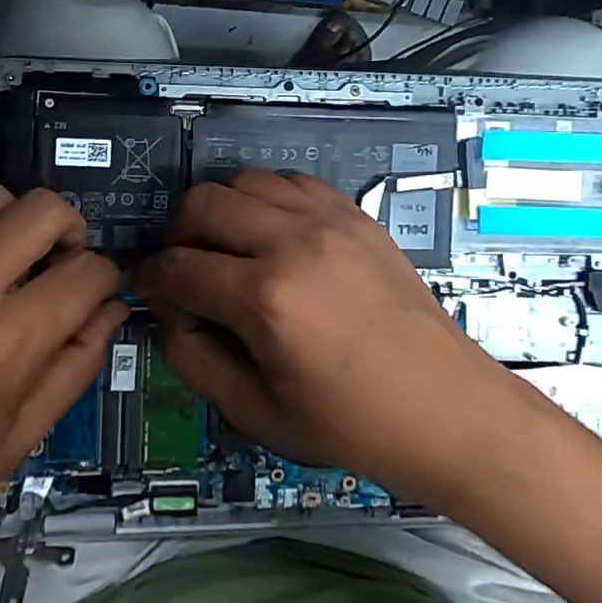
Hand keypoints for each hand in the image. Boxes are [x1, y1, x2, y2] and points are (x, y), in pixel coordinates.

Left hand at [0, 185, 127, 549]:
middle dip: (68, 232)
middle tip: (59, 266)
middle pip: (42, 209)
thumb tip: (109, 307)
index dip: (105, 278)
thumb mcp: (14, 440)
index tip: (95, 291)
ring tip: (4, 263)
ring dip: (11, 224)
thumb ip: (74, 365)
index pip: (85, 273)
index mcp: (4, 344)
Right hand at [135, 168, 533, 506]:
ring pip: (243, 180)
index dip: (152, 278)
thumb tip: (170, 312)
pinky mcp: (355, 215)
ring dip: (222, 210)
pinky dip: (267, 199)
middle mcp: (293, 243)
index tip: (152, 289)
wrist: (449, 411)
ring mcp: (329, 221)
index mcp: (265, 299)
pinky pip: (291, 181)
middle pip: (201, 203)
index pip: (177, 266)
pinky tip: (274, 234)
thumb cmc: (350, 422)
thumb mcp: (255, 410)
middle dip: (178, 234)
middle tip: (187, 267)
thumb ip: (192, 357)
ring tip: (230, 247)